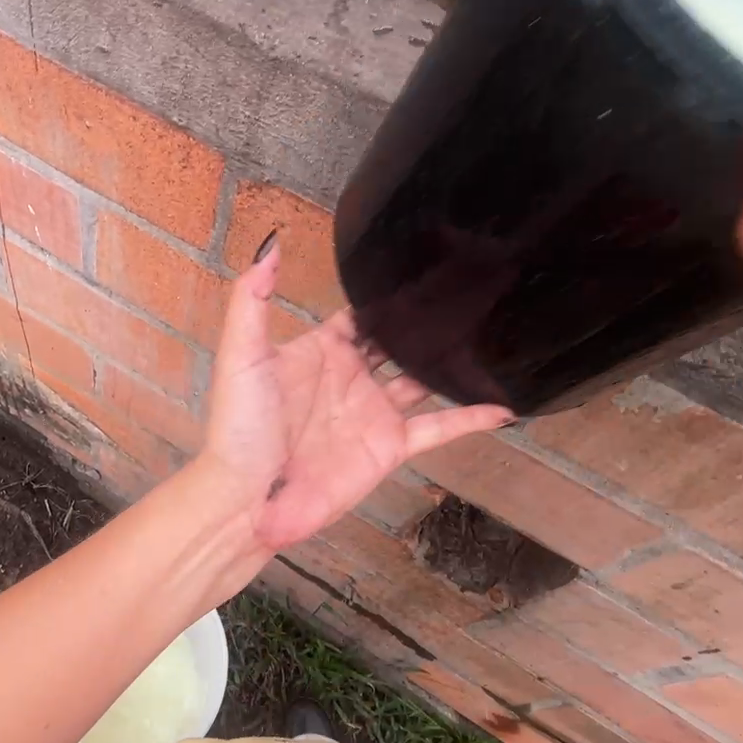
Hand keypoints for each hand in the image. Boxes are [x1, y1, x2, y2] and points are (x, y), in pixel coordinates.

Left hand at [195, 240, 513, 549]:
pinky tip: (503, 407)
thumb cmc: (239, 426)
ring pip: (424, 379)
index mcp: (321, 350)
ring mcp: (373, 412)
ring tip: (491, 336)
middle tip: (468, 296)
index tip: (422, 270)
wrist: (249, 498)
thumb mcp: (241, 353)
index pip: (360, 316)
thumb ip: (253, 298)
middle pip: (397, 343)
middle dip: (425, 323)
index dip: (385, 296)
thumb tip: (270, 244)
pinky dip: (470, 418)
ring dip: (451, 362)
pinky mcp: (389, 446)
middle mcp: (352, 377)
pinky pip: (439, 428)